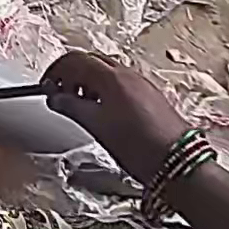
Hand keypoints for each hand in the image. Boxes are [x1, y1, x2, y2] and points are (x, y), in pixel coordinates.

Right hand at [39, 51, 190, 181]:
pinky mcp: (152, 98)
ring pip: (106, 71)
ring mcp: (142, 85)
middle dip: (71, 73)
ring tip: (79, 102)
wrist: (182, 167)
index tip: (46, 85)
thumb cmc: (138, 145)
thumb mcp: (95, 125)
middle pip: (91, 61)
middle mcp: (128, 74)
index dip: (56, 71)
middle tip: (59, 90)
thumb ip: (70, 106)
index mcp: (111, 76)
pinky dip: (104, 89)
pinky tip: (102, 109)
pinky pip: (120, 83)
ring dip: (87, 80)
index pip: (75, 60)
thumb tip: (55, 98)